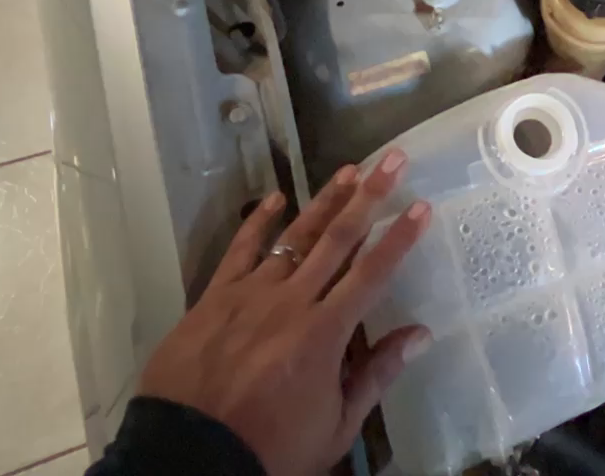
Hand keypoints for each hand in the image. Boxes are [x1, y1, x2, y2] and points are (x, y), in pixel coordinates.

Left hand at [137, 152, 433, 475]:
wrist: (183, 464)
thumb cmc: (269, 449)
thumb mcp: (334, 428)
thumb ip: (377, 375)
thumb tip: (421, 333)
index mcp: (325, 333)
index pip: (373, 273)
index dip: (400, 237)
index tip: (421, 205)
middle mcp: (292, 302)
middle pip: (339, 238)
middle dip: (370, 195)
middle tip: (392, 159)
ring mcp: (250, 295)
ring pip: (296, 236)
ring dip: (325, 200)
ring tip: (350, 169)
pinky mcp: (213, 298)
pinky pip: (239, 251)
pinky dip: (258, 222)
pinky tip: (274, 197)